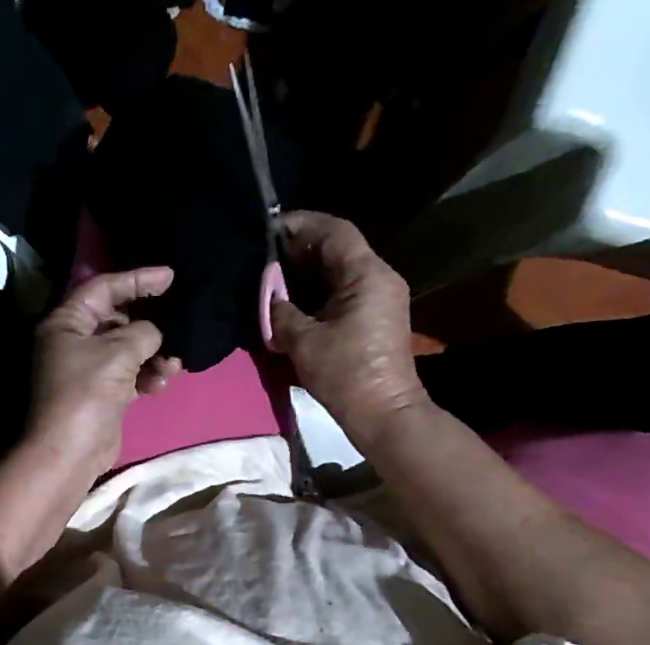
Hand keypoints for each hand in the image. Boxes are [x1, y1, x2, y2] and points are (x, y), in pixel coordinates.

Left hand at [29, 267, 182, 469]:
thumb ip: (143, 331)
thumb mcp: (118, 351)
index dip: (137, 279)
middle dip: (150, 323)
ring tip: (173, 365)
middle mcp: (75, 341)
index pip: (104, 288)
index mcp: (67, 322)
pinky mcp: (103, 393)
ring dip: (154, 354)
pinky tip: (161, 383)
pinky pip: (131, 374)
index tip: (170, 277)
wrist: (71, 451)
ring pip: (129, 349)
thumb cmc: (87, 392)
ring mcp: (89, 369)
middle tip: (179, 322)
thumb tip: (155, 333)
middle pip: (119, 319)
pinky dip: (147, 375)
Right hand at [267, 212, 426, 444]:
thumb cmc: (346, 375)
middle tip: (266, 255)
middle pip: (339, 249)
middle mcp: (380, 278)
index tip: (270, 229)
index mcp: (367, 274)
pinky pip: (345, 292)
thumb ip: (281, 311)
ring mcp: (382, 299)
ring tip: (274, 278)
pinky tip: (294, 302)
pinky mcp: (376, 319)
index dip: (301, 225)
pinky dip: (319, 292)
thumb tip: (270, 297)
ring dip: (309, 272)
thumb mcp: (304, 342)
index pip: (334, 231)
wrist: (383, 414)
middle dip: (301, 249)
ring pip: (341, 272)